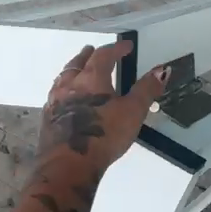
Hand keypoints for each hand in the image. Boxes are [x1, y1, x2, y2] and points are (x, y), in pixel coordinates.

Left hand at [37, 39, 168, 170]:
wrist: (68, 165)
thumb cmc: (105, 134)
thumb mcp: (133, 111)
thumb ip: (147, 89)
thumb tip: (162, 69)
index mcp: (92, 79)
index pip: (103, 56)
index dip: (116, 48)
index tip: (127, 46)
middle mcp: (70, 85)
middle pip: (77, 64)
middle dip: (87, 55)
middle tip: (92, 50)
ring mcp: (55, 102)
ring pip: (62, 78)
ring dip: (72, 70)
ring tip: (77, 70)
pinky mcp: (47, 119)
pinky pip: (55, 95)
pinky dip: (63, 89)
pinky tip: (66, 98)